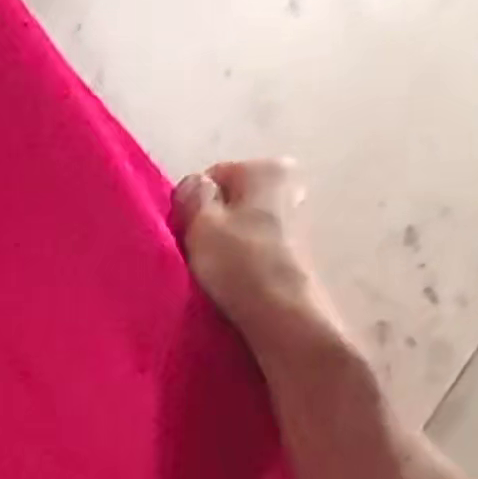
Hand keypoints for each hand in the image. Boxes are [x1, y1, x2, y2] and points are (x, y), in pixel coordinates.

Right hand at [169, 159, 344, 357]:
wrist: (281, 311)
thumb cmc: (238, 262)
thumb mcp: (202, 224)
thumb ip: (192, 197)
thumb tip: (192, 185)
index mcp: (268, 167)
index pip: (211, 177)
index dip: (190, 206)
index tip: (183, 233)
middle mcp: (288, 183)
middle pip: (227, 201)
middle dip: (207, 223)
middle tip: (193, 252)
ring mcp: (294, 217)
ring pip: (238, 225)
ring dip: (221, 245)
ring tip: (210, 271)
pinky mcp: (292, 249)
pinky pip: (251, 246)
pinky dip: (237, 259)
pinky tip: (229, 280)